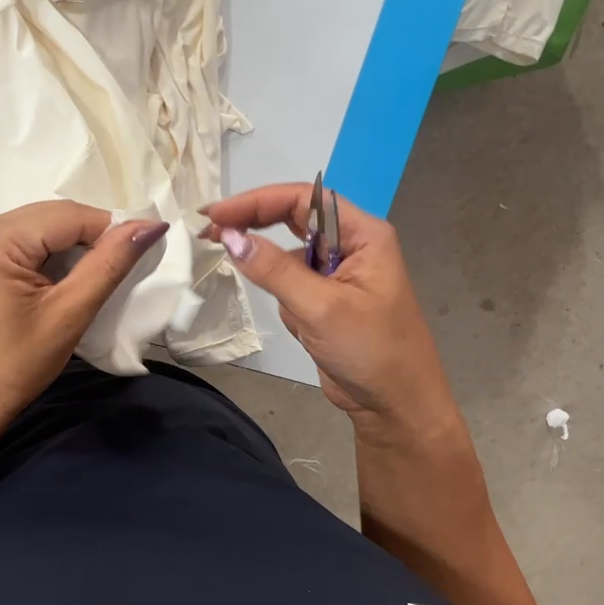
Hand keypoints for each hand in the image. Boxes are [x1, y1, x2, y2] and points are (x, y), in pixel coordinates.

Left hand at [0, 200, 168, 428]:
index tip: (146, 254)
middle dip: (96, 236)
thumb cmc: (20, 363)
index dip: (113, 231)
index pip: (71, 216)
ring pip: (48, 225)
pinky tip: (72, 278)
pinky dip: (59, 253)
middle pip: (58, 216)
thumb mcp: (70, 313)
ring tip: (101, 275)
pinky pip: (33, 239)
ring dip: (79, 245)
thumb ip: (110, 264)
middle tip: (126, 267)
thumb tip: (151, 226)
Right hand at [202, 185, 459, 444]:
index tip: (215, 216)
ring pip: (287, 259)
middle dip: (254, 227)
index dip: (255, 201)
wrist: (395, 405)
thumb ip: (273, 269)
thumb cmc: (371, 350)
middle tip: (208, 232)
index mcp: (362, 234)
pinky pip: (290, 289)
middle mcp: (351, 245)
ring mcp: (337, 274)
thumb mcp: (320, 307)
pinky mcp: (324, 301)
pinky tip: (306, 332)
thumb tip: (229, 236)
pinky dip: (287, 306)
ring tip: (298, 316)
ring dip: (278, 282)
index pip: (302, 199)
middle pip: (292, 220)